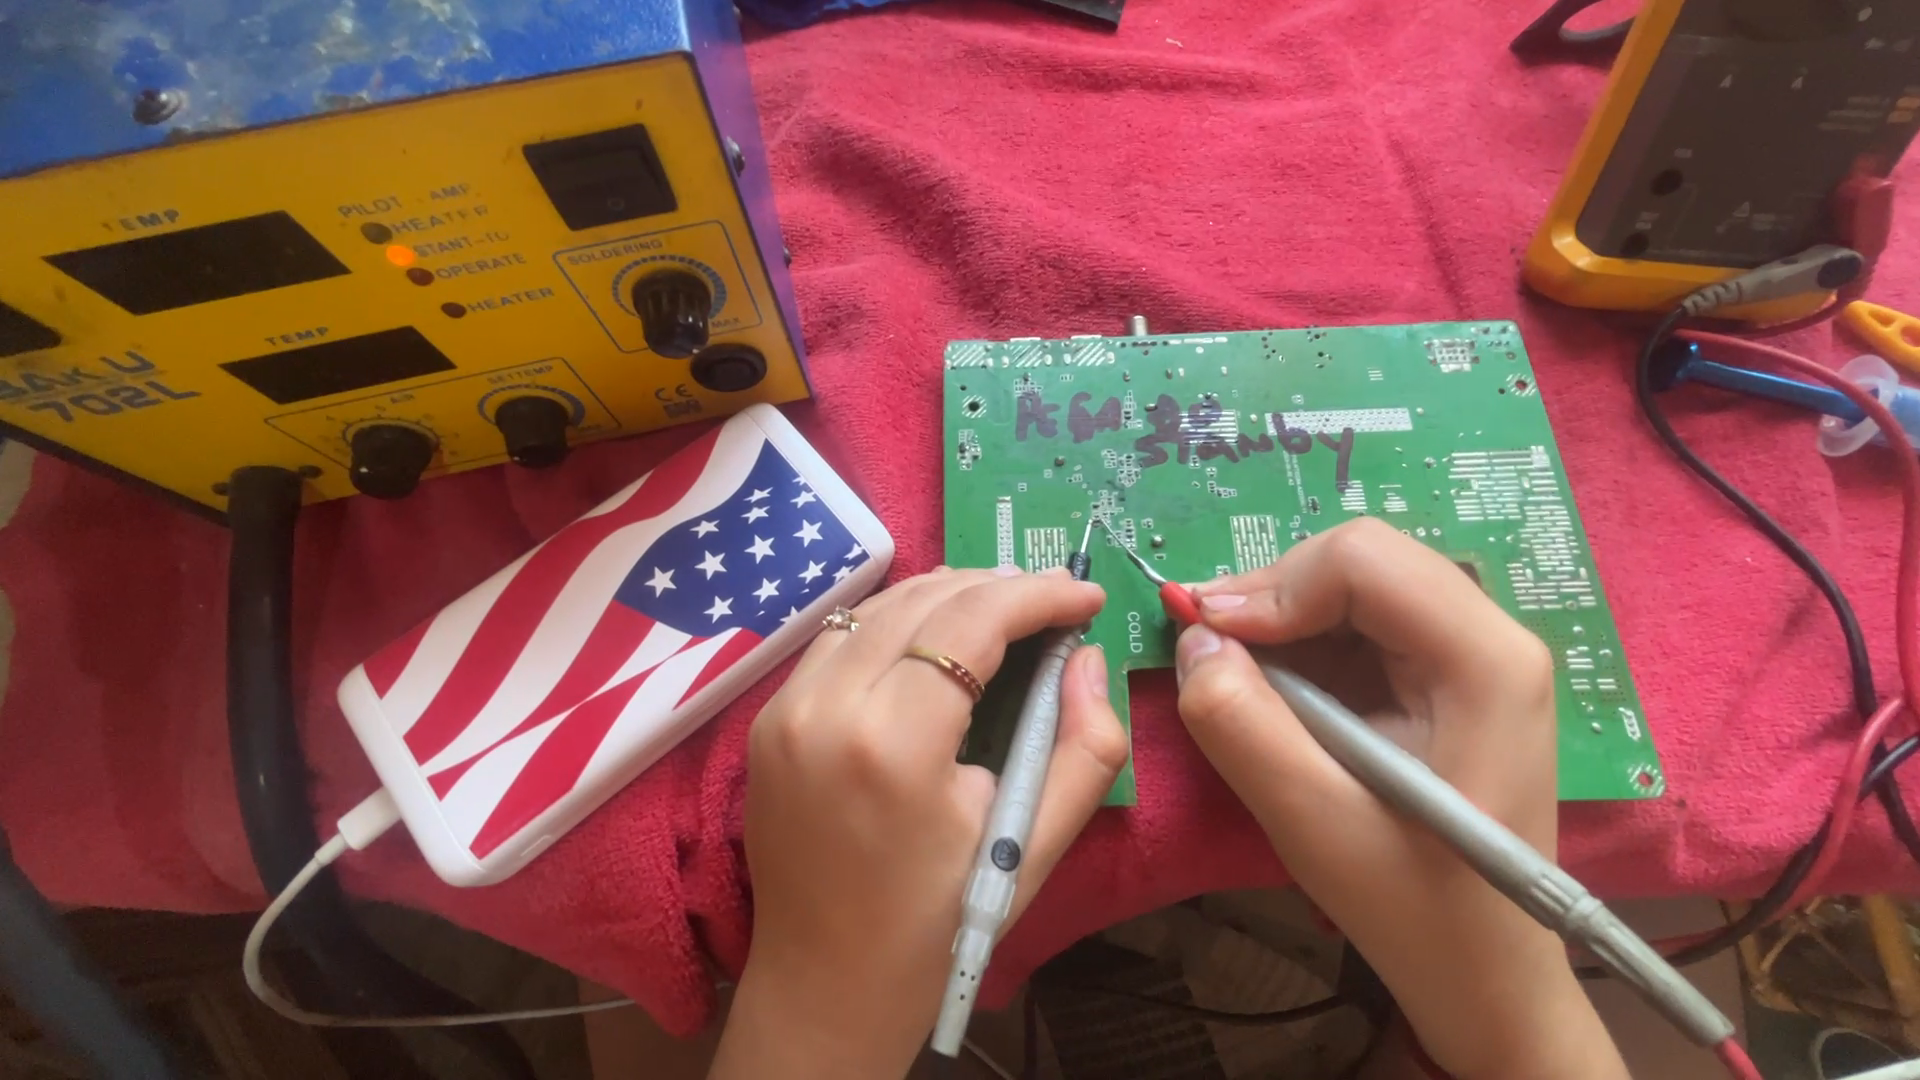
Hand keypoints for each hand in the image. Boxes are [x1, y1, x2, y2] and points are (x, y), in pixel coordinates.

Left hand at [711, 566, 1128, 1079]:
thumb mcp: (1031, 843)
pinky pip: (843, 634)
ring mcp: (785, 706)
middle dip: (999, 586)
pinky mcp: (769, 714)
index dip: (1037, 596)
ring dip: (949, 594)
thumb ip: (1085, 745)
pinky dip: (900, 618)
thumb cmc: (939, 923)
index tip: (1085, 595)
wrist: (824, 983)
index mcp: (892, 745)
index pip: (971, 624)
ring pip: (878, 605)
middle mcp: (825, 706)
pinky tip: (939, 632)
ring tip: (1006, 606)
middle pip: (924, 600)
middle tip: (1053, 599)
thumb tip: (1087, 656)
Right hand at [1173, 519, 1626, 1079]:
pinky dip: (1291, 640)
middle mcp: (1487, 633)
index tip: (1209, 638)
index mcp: (1484, 662)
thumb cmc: (1412, 905)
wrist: (1480, 968)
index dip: (1273, 586)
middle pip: (1355, 561)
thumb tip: (1192, 641)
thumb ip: (1240, 725)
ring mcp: (1464, 648)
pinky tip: (1269, 688)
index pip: (1363, 560)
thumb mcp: (1310, 822)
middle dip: (1267, 596)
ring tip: (1227, 669)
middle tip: (1204, 646)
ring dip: (1273, 618)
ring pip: (1345, 583)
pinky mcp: (1434, 670)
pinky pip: (1348, 619)